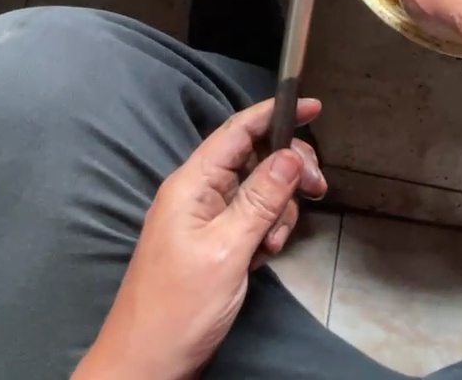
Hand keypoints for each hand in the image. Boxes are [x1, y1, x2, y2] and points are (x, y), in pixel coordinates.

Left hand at [76, 98, 327, 379]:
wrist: (144, 368)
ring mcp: (205, 217)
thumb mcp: (228, 250)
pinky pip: (251, 216)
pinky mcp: (213, 240)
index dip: (276, 112)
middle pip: (255, 157)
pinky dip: (267, 228)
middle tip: (317, 188)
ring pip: (259, 188)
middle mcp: (198, 192)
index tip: (313, 107)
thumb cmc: (178, 309)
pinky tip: (266, 253)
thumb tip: (293, 154)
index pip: (239, 130)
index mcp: (192, 184)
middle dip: (288, 169)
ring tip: (274, 242)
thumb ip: (262, 198)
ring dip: (278, 208)